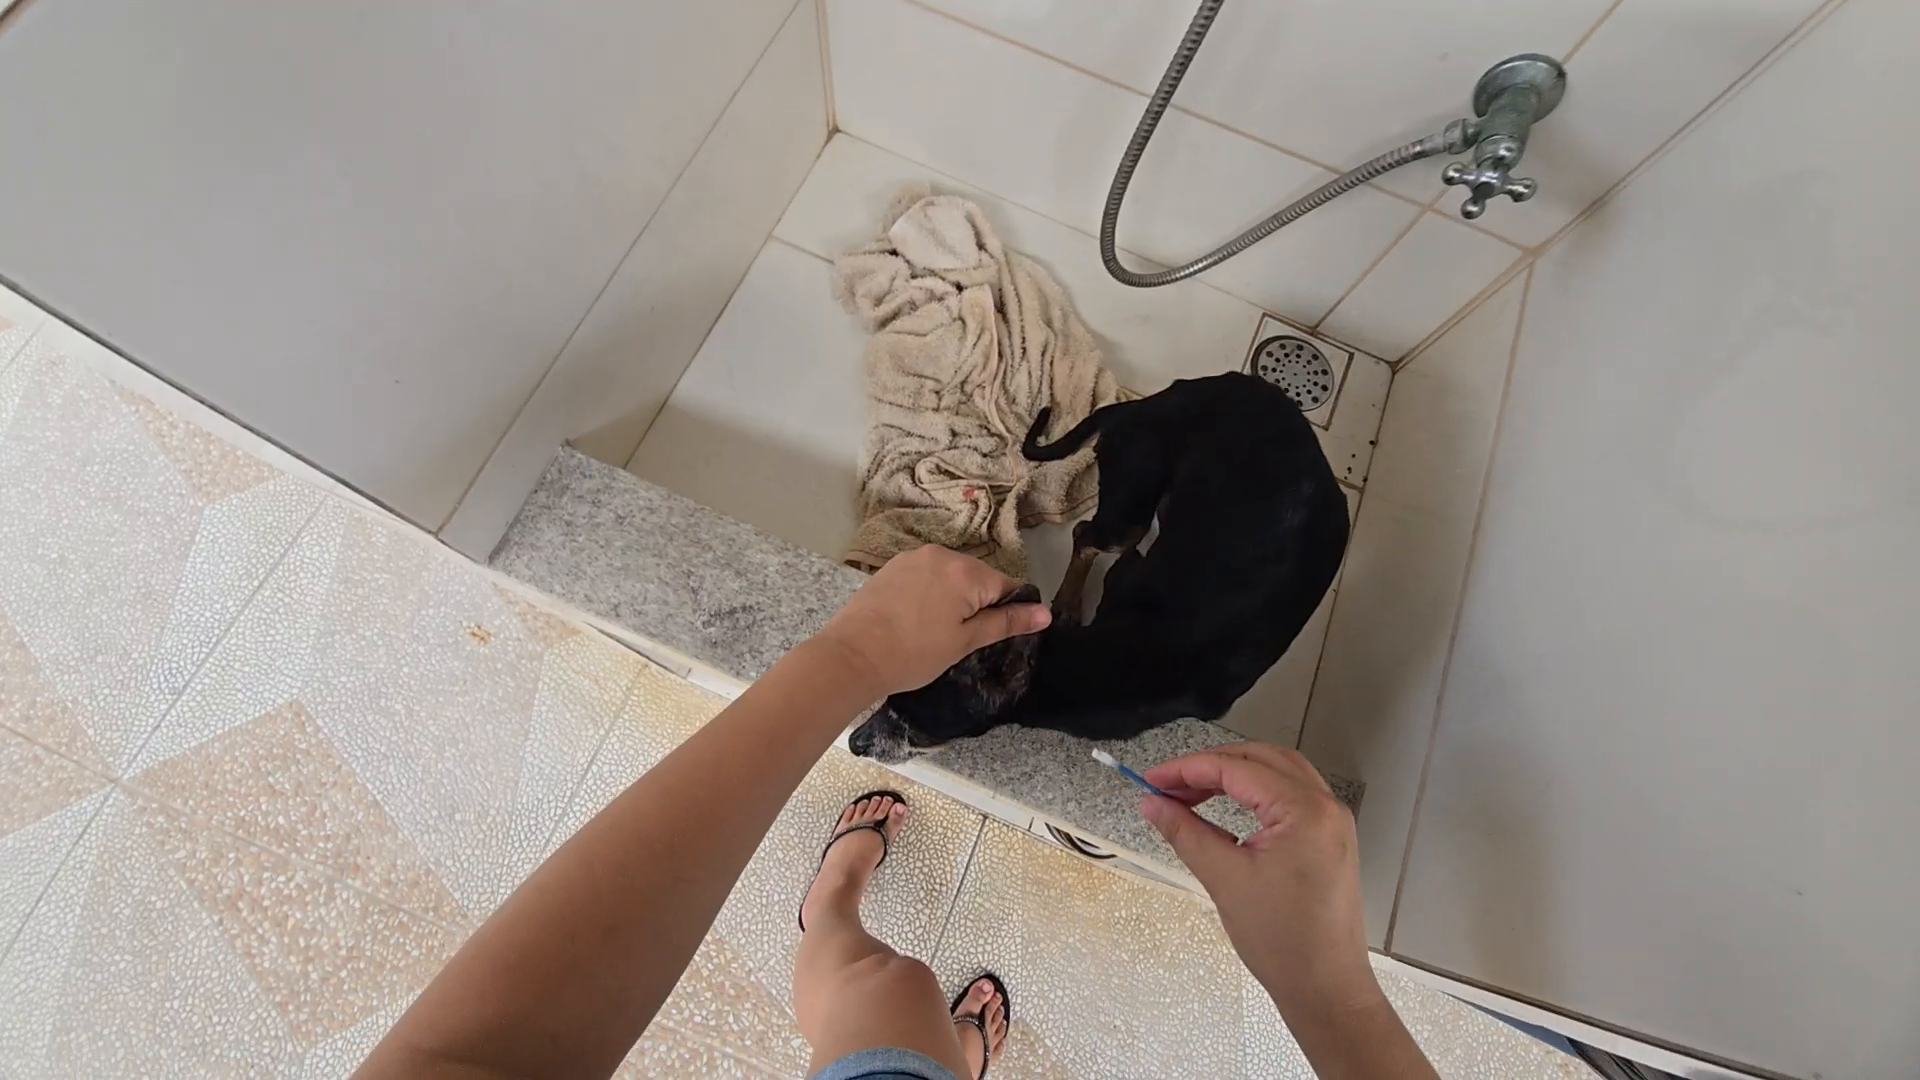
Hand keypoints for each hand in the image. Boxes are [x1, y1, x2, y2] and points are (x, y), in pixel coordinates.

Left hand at [810, 545, 1050, 699]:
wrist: (851, 656)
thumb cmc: (913, 653)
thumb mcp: (965, 641)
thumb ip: (1006, 622)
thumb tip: (1045, 613)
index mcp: (965, 571)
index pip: (1006, 586)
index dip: (1006, 612)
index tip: (987, 636)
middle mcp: (941, 554)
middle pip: (976, 578)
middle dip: (976, 604)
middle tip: (957, 639)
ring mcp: (913, 557)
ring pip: (949, 576)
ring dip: (951, 598)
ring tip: (933, 631)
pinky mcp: (891, 566)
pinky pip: (924, 576)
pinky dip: (928, 594)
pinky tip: (913, 619)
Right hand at [1140, 742, 1376, 1014]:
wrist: (1327, 994)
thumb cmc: (1280, 939)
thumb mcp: (1224, 879)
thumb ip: (1184, 831)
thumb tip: (1150, 802)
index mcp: (1305, 810)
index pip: (1236, 770)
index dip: (1187, 770)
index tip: (1150, 780)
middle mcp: (1325, 805)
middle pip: (1259, 759)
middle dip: (1209, 766)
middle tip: (1168, 784)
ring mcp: (1332, 821)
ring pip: (1275, 771)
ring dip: (1232, 773)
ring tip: (1191, 791)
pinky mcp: (1328, 838)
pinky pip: (1287, 794)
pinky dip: (1253, 790)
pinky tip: (1224, 806)